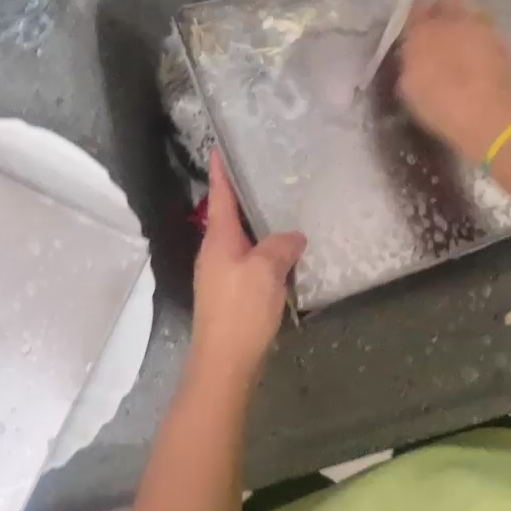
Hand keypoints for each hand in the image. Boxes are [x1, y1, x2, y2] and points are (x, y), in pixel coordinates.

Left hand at [190, 151, 305, 384]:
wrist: (224, 363)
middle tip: (266, 174)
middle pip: (229, 217)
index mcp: (218, 240)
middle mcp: (215, 253)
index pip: (219, 196)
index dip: (221, 172)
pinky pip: (249, 262)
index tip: (218, 147)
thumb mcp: (266, 270)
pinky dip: (264, 251)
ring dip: (257, 226)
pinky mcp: (232, 295)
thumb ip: (281, 246)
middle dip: (244, 197)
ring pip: (241, 241)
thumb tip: (294, 236)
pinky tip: (285, 255)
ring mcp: (222, 275)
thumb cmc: (240, 310)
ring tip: (282, 211)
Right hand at [397, 0, 510, 158]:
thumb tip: (413, 53)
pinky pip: (488, 34)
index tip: (416, 26)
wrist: (485, 115)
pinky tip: (480, 61)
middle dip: (445, 7)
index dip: (417, 14)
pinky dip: (483, 42)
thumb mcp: (407, 86)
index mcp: (423, 29)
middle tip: (441, 28)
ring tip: (464, 46)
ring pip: (472, 13)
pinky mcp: (503, 44)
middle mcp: (453, 20)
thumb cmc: (438, 103)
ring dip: (467, 23)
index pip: (418, 7)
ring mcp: (482, 29)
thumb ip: (410, 60)